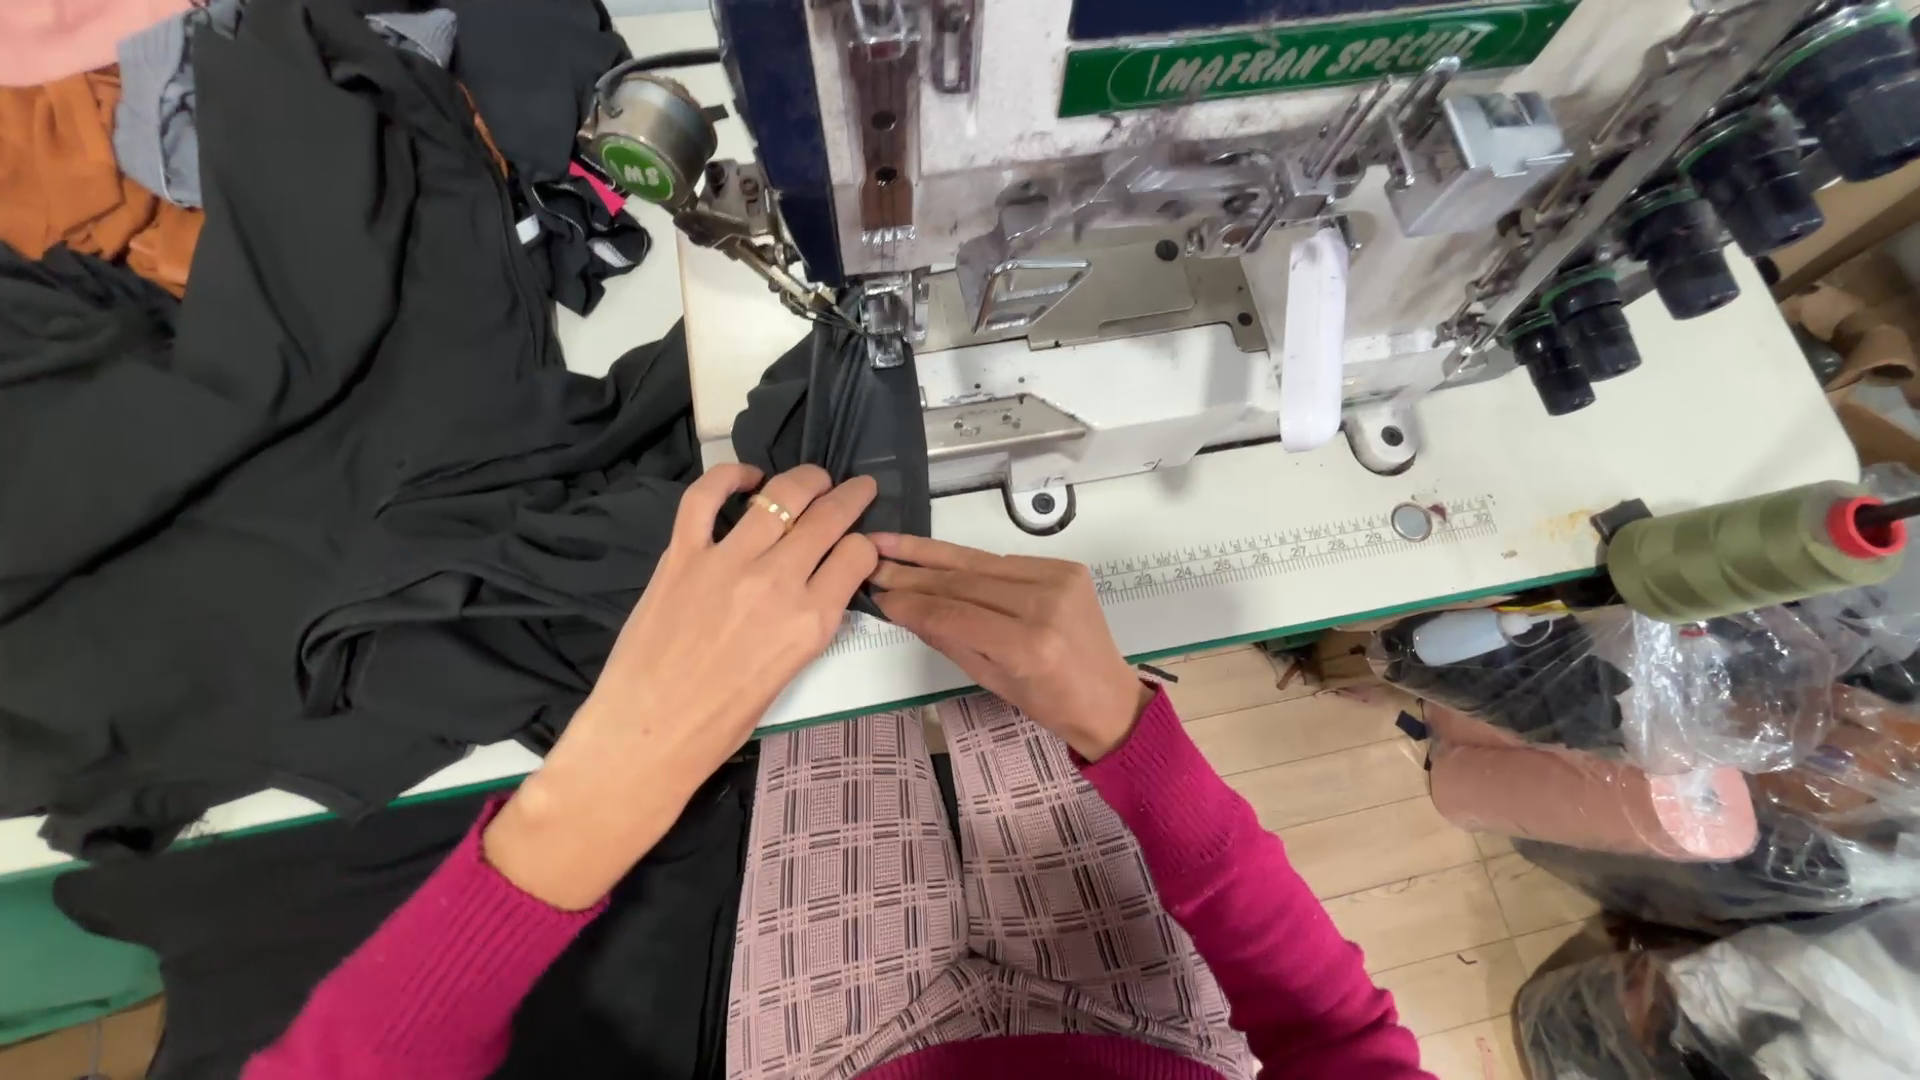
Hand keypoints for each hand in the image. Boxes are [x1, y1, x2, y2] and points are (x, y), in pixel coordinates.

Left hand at [486, 464, 878, 908]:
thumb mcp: (791, 671)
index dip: (865, 545)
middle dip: (852, 497)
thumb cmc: (724, 720)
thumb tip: (819, 583)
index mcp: (810, 621)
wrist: (647, 735)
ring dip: (806, 479)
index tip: (860, 545)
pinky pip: (706, 498)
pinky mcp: (682, 555)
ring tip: (814, 477)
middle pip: (828, 519)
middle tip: (859, 488)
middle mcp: (777, 582)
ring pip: (779, 497)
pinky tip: (747, 476)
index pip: (857, 556)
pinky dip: (729, 477)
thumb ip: (809, 620)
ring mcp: (726, 562)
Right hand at [869, 534, 1151, 761]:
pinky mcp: (1066, 566)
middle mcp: (1046, 604)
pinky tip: (933, 557)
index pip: (955, 615)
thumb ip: (948, 638)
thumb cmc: (1049, 703)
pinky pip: (1003, 562)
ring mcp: (1060, 579)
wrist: (1108, 696)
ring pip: (980, 563)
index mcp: (1030, 645)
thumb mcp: (991, 680)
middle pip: (965, 581)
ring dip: (931, 555)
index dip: (911, 602)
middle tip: (871, 560)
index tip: (876, 593)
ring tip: (890, 544)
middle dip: (913, 572)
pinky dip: (968, 563)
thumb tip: (903, 607)